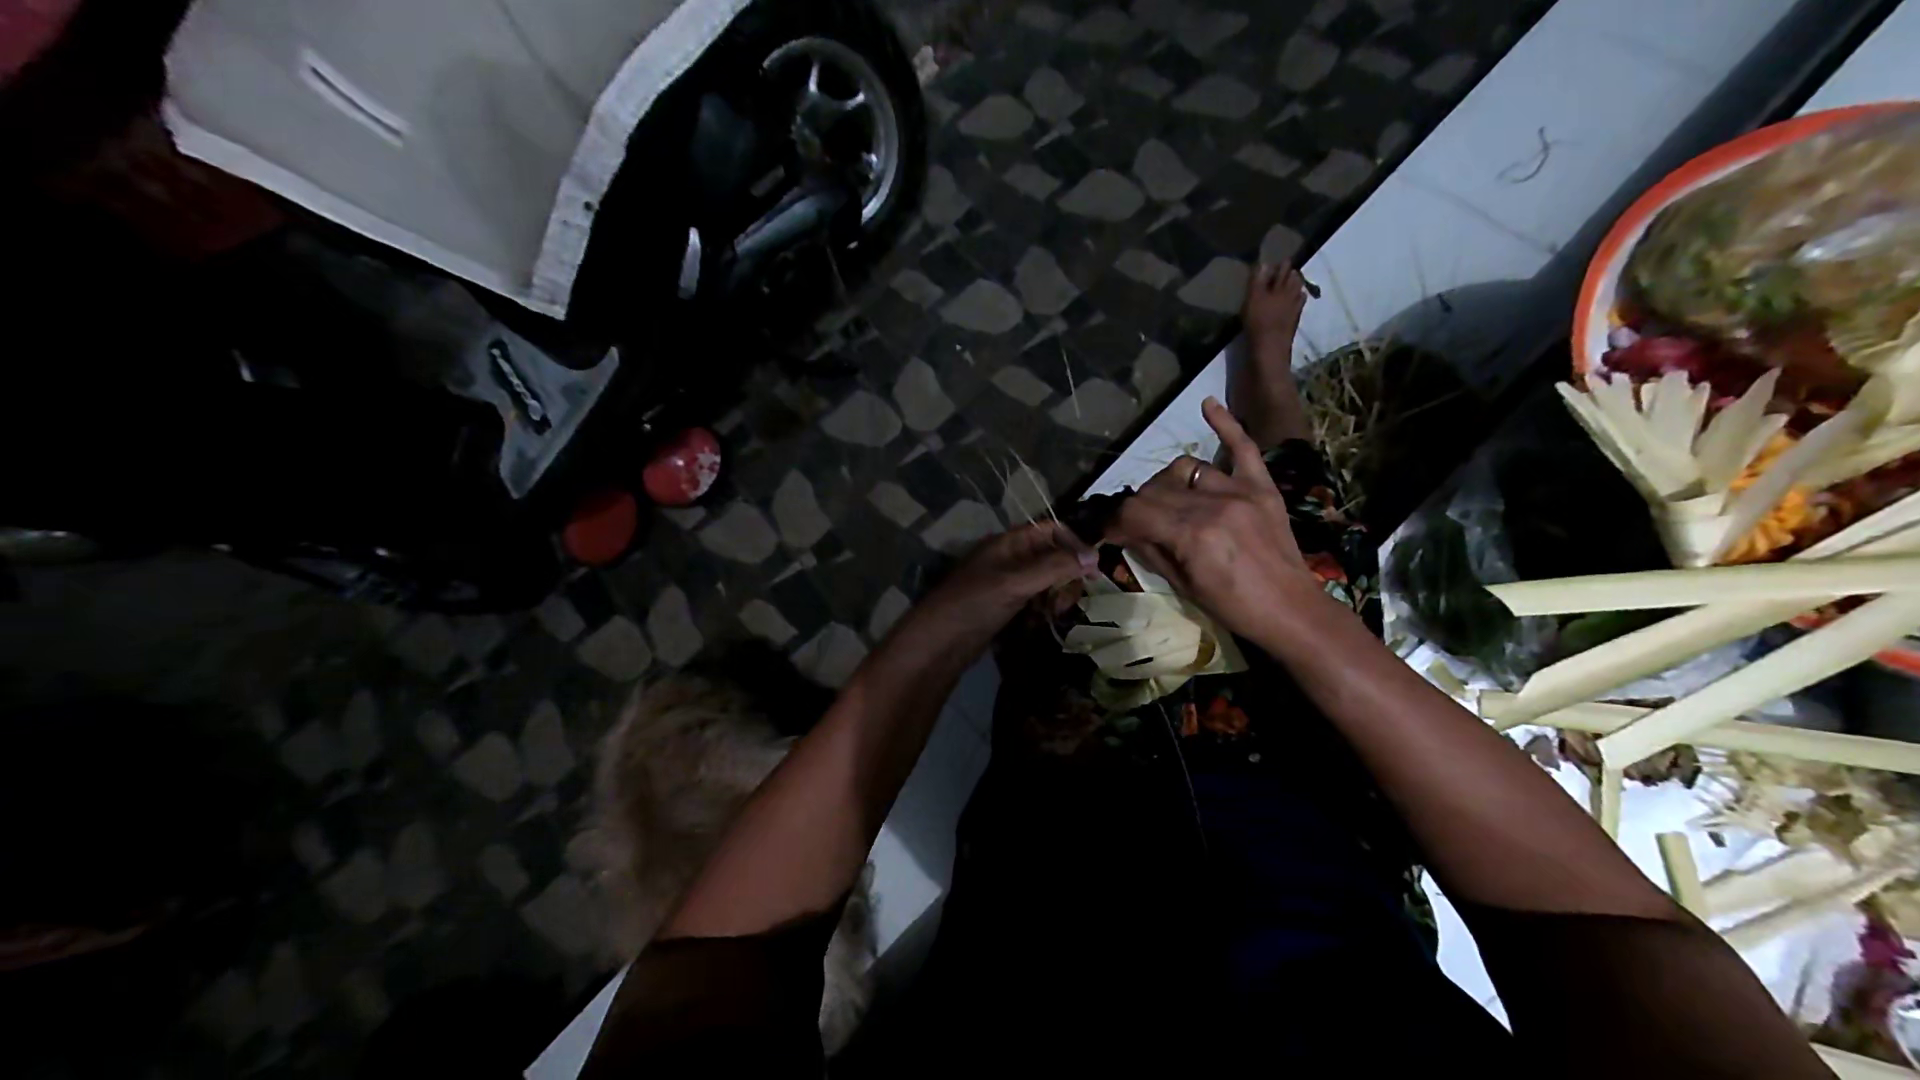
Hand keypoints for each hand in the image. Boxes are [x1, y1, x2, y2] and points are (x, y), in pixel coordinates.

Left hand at [910, 522, 1097, 649]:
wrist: (939, 644)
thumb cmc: (973, 604)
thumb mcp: (1015, 582)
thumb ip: (1054, 567)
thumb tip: (1095, 555)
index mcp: (1008, 543)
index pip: (1050, 529)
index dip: (1073, 542)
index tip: (1093, 566)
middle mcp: (1009, 558)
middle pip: (1052, 555)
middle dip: (1068, 573)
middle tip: (1071, 598)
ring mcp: (1007, 583)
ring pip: (1046, 580)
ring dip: (1058, 593)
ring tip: (1056, 612)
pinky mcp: (1006, 607)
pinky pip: (1036, 599)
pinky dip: (1045, 607)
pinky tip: (1046, 620)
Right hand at [1104, 398, 1324, 645]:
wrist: (1291, 610)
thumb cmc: (1233, 607)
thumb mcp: (1182, 585)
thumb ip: (1151, 550)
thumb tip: (1124, 530)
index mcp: (1191, 535)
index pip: (1135, 513)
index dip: (1114, 522)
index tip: (1107, 531)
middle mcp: (1213, 505)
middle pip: (1155, 490)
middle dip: (1136, 507)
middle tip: (1134, 524)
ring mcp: (1240, 491)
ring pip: (1185, 469)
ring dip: (1166, 483)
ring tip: (1166, 501)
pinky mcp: (1262, 487)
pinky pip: (1243, 448)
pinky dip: (1226, 424)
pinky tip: (1207, 404)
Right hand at [1242, 262, 1308, 345]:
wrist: (1270, 346)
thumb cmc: (1258, 322)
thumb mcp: (1252, 299)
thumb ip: (1256, 281)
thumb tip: (1263, 263)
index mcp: (1279, 287)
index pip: (1283, 270)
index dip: (1282, 263)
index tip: (1280, 259)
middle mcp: (1290, 293)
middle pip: (1294, 279)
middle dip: (1291, 272)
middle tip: (1288, 269)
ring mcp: (1294, 306)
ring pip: (1298, 289)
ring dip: (1296, 283)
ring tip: (1293, 281)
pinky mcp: (1295, 319)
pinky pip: (1300, 303)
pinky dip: (1299, 297)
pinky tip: (1298, 297)